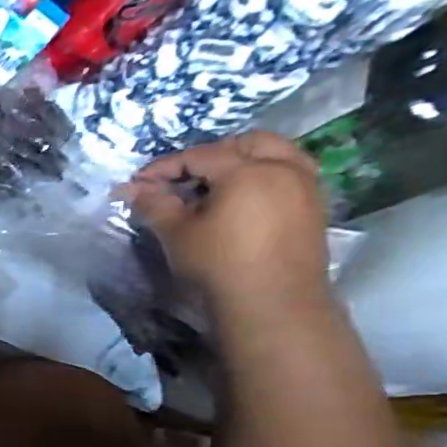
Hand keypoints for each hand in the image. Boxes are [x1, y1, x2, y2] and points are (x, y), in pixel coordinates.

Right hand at [117, 131, 330, 315]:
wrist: (272, 303)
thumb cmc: (219, 264)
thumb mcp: (177, 233)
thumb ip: (154, 205)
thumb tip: (131, 189)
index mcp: (247, 170)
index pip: (199, 155)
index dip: (164, 167)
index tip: (138, 182)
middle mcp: (283, 168)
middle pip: (245, 143)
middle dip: (210, 155)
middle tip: (183, 179)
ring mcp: (306, 186)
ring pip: (275, 154)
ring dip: (243, 161)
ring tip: (216, 186)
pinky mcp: (315, 207)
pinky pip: (288, 175)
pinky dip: (264, 177)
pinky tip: (243, 201)